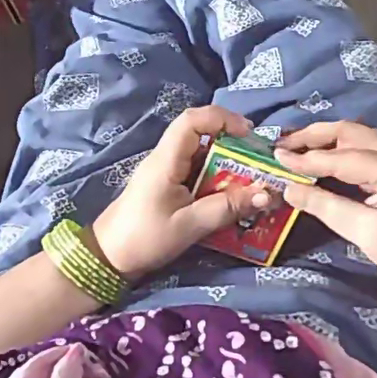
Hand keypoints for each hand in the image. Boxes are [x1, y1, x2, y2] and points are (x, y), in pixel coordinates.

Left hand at [91, 106, 272, 276]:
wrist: (108, 258)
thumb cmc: (144, 238)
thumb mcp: (189, 225)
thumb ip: (227, 208)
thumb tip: (267, 194)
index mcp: (166, 160)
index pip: (192, 120)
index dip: (223, 119)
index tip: (249, 135)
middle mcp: (166, 158)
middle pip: (201, 135)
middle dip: (233, 144)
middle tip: (258, 163)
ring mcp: (166, 172)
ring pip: (201, 155)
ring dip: (227, 164)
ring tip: (252, 181)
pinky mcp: (168, 186)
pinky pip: (197, 172)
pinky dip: (217, 179)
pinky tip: (232, 197)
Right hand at [275, 121, 376, 293]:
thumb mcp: (366, 234)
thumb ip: (326, 207)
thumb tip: (290, 189)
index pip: (341, 157)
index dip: (306, 158)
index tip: (276, 159)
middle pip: (348, 132)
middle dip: (312, 136)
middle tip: (281, 145)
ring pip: (355, 134)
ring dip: (324, 137)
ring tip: (294, 147)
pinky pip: (363, 145)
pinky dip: (337, 146)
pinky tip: (320, 155)